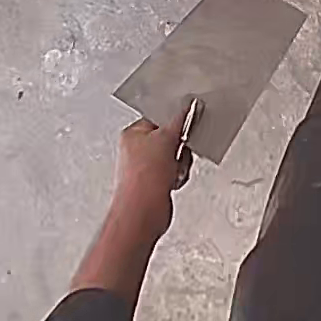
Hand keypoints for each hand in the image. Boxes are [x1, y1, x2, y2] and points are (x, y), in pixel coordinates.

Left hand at [111, 111, 193, 235]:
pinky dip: (178, 175)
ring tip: (174, 169)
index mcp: (132, 133)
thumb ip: (179, 120)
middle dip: (179, 146)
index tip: (187, 120)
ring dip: (180, 162)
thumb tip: (188, 106)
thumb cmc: (143, 178)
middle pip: (169, 137)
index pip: (158, 116)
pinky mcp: (156, 182)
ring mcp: (146, 167)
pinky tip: (173, 180)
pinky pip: (174, 171)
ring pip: (174, 155)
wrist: (143, 213)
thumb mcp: (166, 138)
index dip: (174, 119)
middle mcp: (136, 150)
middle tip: (178, 150)